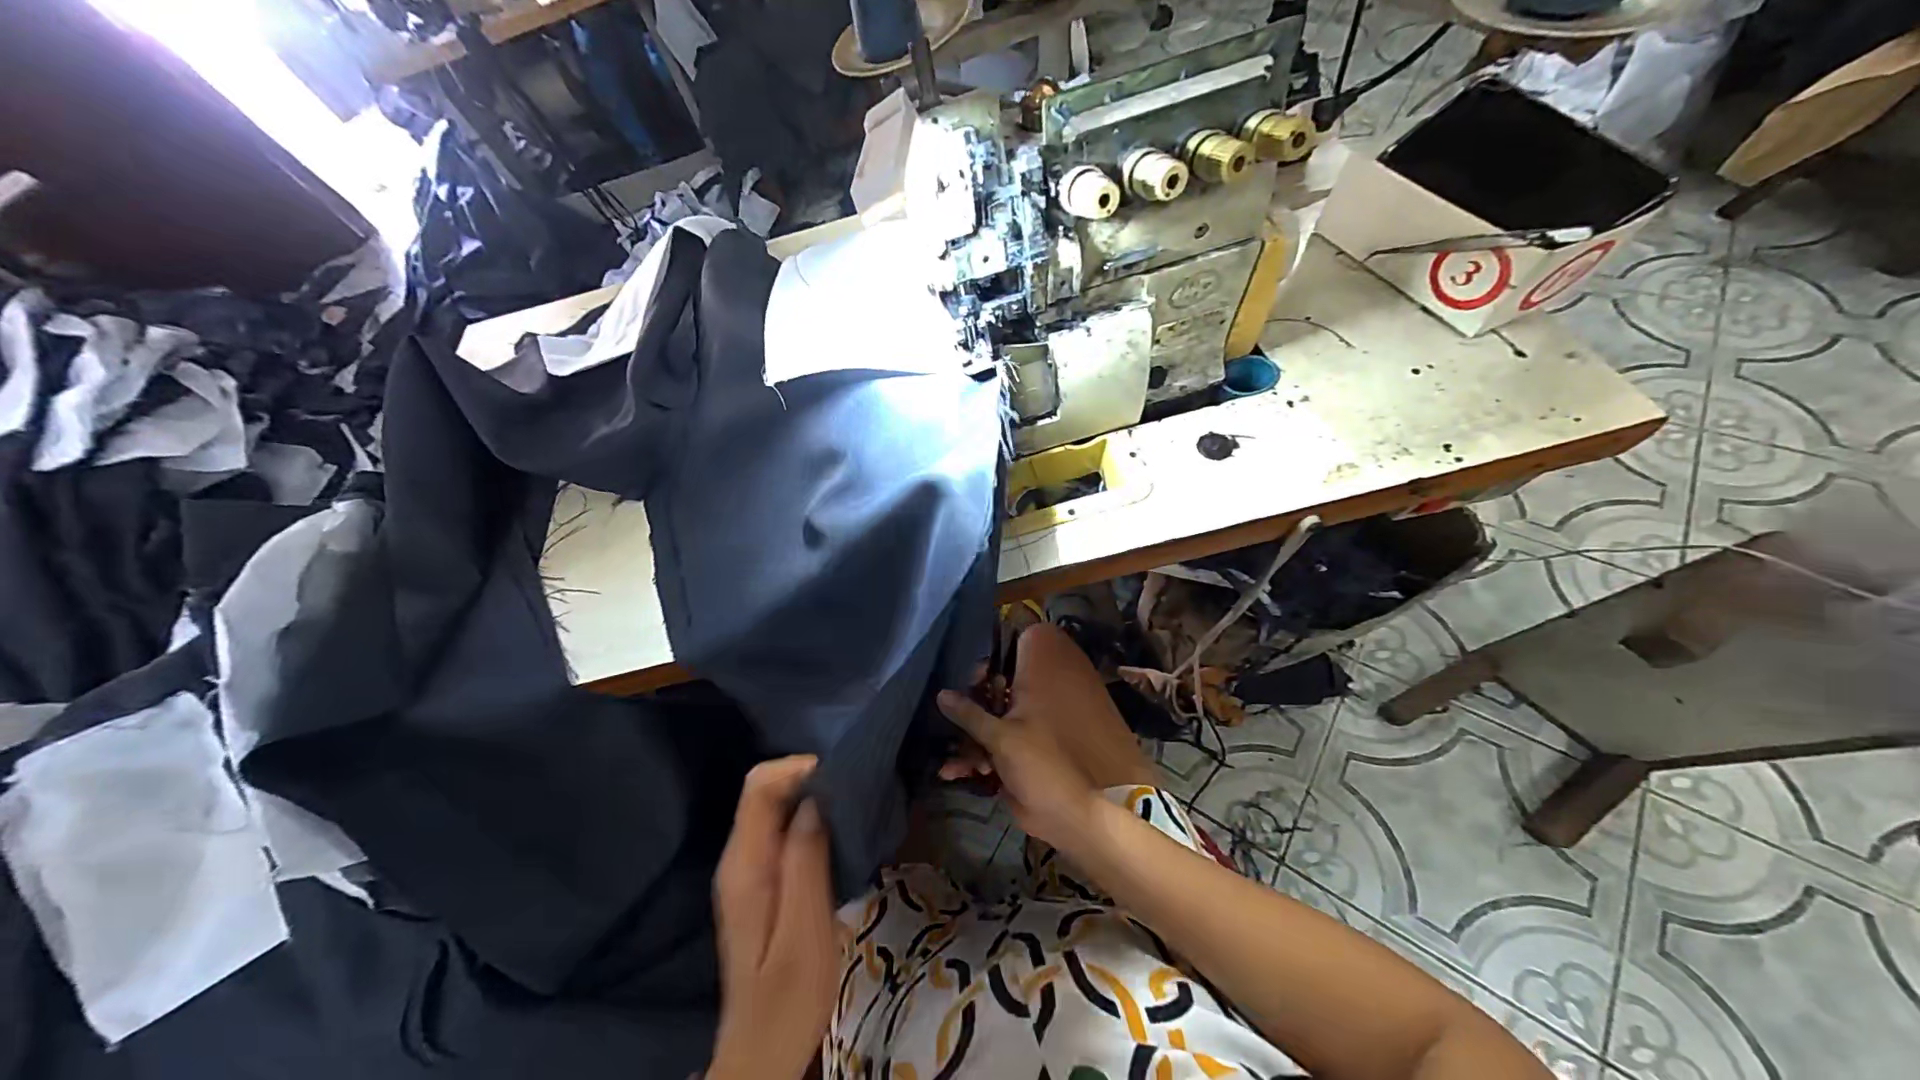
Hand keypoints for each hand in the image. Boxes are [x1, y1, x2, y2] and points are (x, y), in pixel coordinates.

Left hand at [708, 756, 841, 1079]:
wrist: (763, 1051)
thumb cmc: (788, 998)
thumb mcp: (805, 931)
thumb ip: (807, 861)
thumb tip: (816, 798)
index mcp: (744, 865)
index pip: (759, 786)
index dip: (799, 768)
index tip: (843, 776)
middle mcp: (738, 858)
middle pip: (765, 791)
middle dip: (810, 778)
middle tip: (857, 788)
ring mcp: (747, 870)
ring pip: (775, 808)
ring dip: (813, 798)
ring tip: (856, 804)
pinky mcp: (762, 881)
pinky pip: (783, 831)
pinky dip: (812, 819)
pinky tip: (840, 831)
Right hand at [937, 623, 1155, 850]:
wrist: (1090, 817)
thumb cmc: (1047, 763)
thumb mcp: (1001, 738)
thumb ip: (969, 714)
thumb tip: (941, 693)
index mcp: (1044, 669)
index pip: (1014, 639)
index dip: (989, 653)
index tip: (967, 677)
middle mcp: (1046, 687)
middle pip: (1002, 680)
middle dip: (973, 702)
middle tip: (953, 722)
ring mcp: (1044, 718)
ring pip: (1002, 713)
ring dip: (976, 736)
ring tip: (955, 762)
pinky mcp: (1040, 746)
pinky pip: (1011, 739)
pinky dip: (989, 753)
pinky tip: (963, 772)